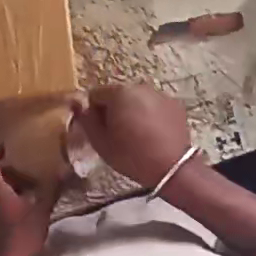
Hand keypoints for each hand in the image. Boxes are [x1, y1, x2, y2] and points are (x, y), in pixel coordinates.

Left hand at [0, 150, 58, 255]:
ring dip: (18, 184)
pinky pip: (8, 204)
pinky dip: (20, 198)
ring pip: (4, 192)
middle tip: (30, 161)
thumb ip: (52, 189)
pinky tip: (37, 200)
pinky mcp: (2, 225)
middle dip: (12, 168)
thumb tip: (66, 169)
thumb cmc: (22, 235)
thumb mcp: (41, 210)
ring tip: (38, 178)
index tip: (8, 146)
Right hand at [76, 84, 195, 188]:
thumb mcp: (100, 142)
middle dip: (113, 110)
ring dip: (131, 112)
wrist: (172, 168)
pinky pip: (153, 106)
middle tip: (114, 133)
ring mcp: (160, 95)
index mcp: (119, 93)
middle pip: (117, 95)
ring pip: (136, 100)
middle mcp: (140, 87)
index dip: (92, 111)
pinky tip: (150, 134)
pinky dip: (148, 115)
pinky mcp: (175, 105)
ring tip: (134, 135)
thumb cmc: (131, 155)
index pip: (95, 94)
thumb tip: (80, 108)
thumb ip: (86, 120)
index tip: (97, 129)